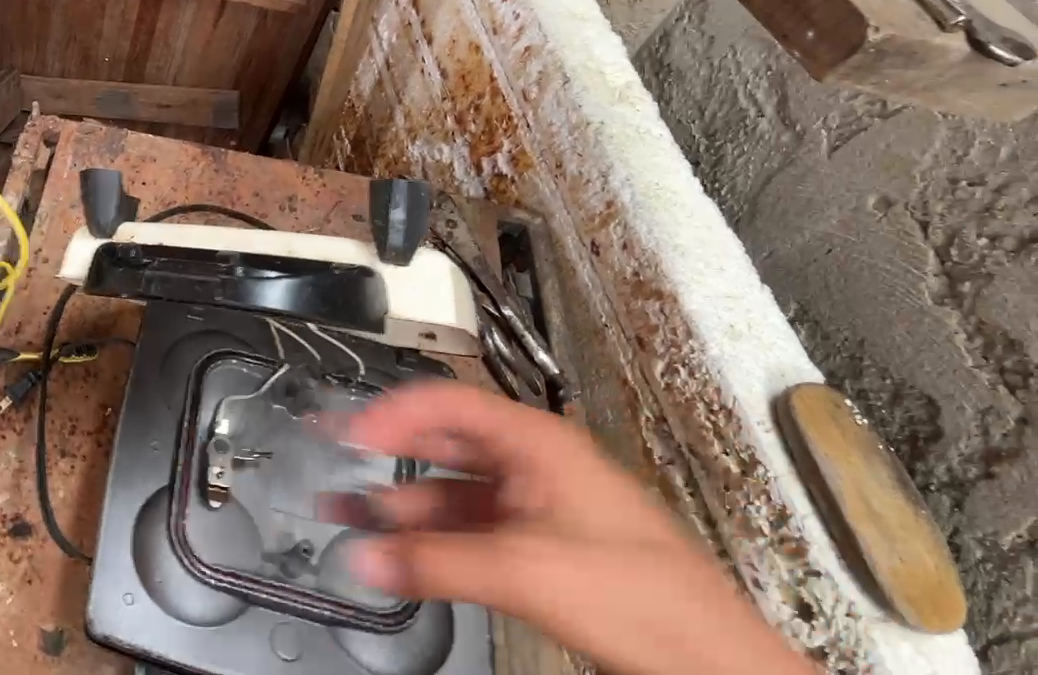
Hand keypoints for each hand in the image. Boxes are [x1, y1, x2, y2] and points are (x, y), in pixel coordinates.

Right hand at [341, 381, 814, 674]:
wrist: (714, 669)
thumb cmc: (648, 599)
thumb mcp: (526, 570)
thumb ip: (436, 561)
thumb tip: (364, 555)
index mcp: (536, 442)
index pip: (447, 403)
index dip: (393, 412)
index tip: (350, 433)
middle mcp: (531, 465)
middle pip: (444, 444)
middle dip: (388, 454)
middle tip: (337, 459)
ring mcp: (534, 506)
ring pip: (452, 492)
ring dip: (401, 504)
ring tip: (349, 513)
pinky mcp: (536, 547)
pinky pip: (467, 531)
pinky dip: (429, 539)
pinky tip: (396, 552)